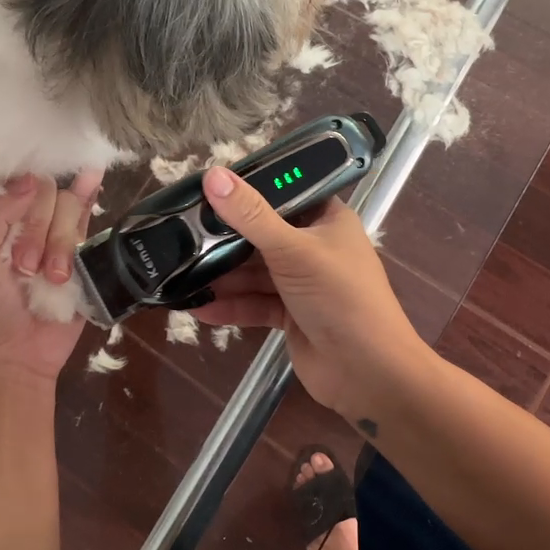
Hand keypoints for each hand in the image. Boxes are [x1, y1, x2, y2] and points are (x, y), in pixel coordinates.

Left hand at [0, 172, 101, 383]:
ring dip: (59, 242)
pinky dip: (89, 197)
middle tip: (24, 266)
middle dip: (37, 228)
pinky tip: (94, 176)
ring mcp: (49, 234)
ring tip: (50, 276)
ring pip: (66, 205)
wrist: (15, 362)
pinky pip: (86, 216)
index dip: (16, 181)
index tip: (22, 195)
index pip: (3, 177)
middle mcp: (17, 220)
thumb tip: (29, 180)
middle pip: (41, 190)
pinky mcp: (78, 251)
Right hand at [191, 167, 432, 422]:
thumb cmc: (340, 297)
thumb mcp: (293, 249)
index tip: (207, 185)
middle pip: (262, 234)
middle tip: (181, 230)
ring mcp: (302, 283)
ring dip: (222, 274)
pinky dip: (230, 305)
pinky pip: (255, 303)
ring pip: (255, 271)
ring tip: (179, 271)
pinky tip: (197, 308)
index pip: (285, 192)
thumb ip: (250, 215)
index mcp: (326, 220)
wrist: (370, 375)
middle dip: (225, 237)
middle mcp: (315, 246)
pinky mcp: (291, 316)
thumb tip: (212, 175)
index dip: (249, 188)